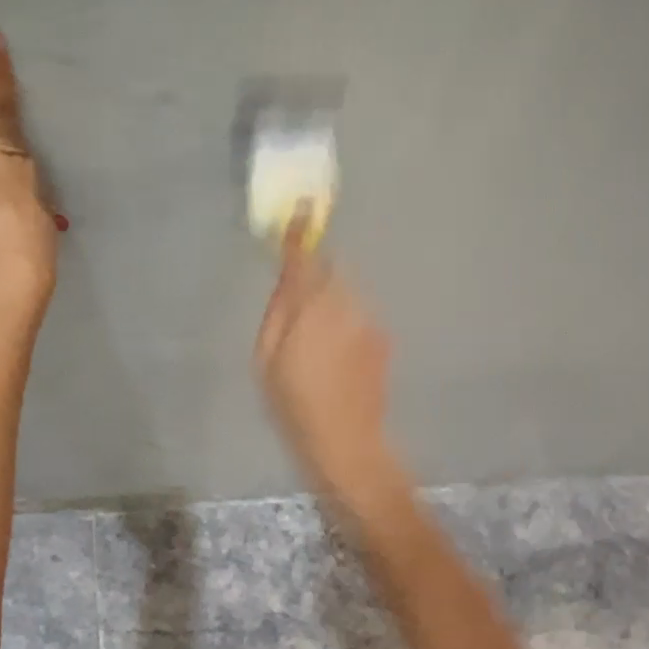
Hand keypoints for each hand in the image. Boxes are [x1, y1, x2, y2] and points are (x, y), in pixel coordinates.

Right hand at [255, 222, 394, 493]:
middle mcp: (345, 305)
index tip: (301, 206)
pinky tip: (336, 359)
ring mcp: (369, 322)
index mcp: (310, 308)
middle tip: (297, 308)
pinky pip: (359, 318)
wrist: (347, 443)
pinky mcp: (383, 340)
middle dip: (315, 278)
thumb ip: (278, 312)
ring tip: (316, 343)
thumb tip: (287, 281)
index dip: (300, 233)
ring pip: (346, 295)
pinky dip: (346, 324)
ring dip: (332, 303)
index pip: (304, 259)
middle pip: (331, 273)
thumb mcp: (266, 360)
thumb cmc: (294, 405)